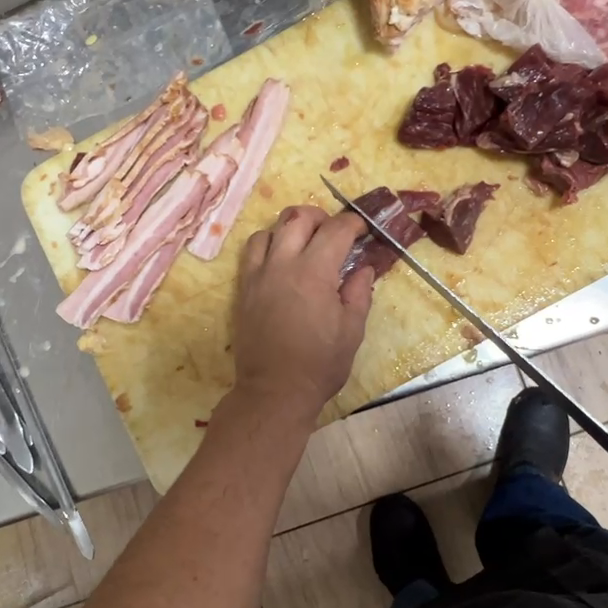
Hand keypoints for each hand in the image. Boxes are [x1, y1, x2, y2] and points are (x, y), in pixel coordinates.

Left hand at [231, 206, 374, 419]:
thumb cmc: (320, 364)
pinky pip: (252, 251)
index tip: (362, 229)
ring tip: (304, 241)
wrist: (275, 390)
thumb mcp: (352, 330)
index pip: (336, 230)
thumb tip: (363, 269)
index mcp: (314, 272)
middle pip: (298, 218)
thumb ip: (359, 293)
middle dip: (321, 217)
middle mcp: (283, 264)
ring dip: (291, 227)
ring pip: (270, 229)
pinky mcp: (244, 288)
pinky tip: (279, 258)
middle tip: (335, 232)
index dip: (353, 223)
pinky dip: (268, 243)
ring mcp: (258, 274)